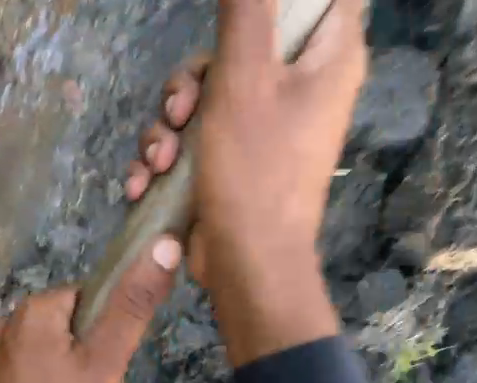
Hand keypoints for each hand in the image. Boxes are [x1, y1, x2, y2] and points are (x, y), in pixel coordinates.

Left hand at [0, 240, 182, 382]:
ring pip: (45, 351)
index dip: (105, 331)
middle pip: (65, 325)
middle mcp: (6, 321)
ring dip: (61, 372)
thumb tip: (164, 245)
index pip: (89, 298)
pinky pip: (24, 372)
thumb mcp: (103, 362)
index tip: (105, 364)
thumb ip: (132, 307)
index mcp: (36, 307)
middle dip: (82, 354)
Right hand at [124, 0, 368, 364]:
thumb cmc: (255, 171)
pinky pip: (193, 143)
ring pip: (203, 100)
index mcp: (328, 55)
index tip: (229, 24)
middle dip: (190, 83)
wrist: (246, 263)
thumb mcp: (243, 80)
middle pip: (238, 49)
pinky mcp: (233, 164)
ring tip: (158, 164)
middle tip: (179, 113)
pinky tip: (147, 183)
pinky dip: (166, 161)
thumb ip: (246, 12)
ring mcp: (265, 129)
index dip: (269, 5)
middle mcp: (302, 86)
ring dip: (165, 129)